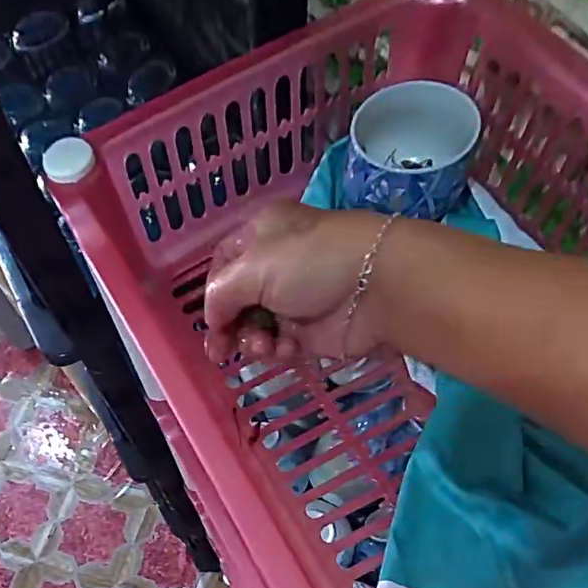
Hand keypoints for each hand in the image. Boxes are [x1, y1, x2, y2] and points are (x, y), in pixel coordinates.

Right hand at [201, 202, 396, 361]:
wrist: (377, 286)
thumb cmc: (310, 264)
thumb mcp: (252, 269)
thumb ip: (220, 295)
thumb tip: (214, 322)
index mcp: (259, 236)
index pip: (221, 267)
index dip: (211, 296)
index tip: (210, 323)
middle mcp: (274, 266)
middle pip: (236, 302)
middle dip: (229, 327)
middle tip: (223, 352)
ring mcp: (293, 299)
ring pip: (255, 327)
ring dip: (253, 341)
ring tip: (265, 346)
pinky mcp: (310, 330)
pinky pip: (280, 344)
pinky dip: (277, 351)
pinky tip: (286, 350)